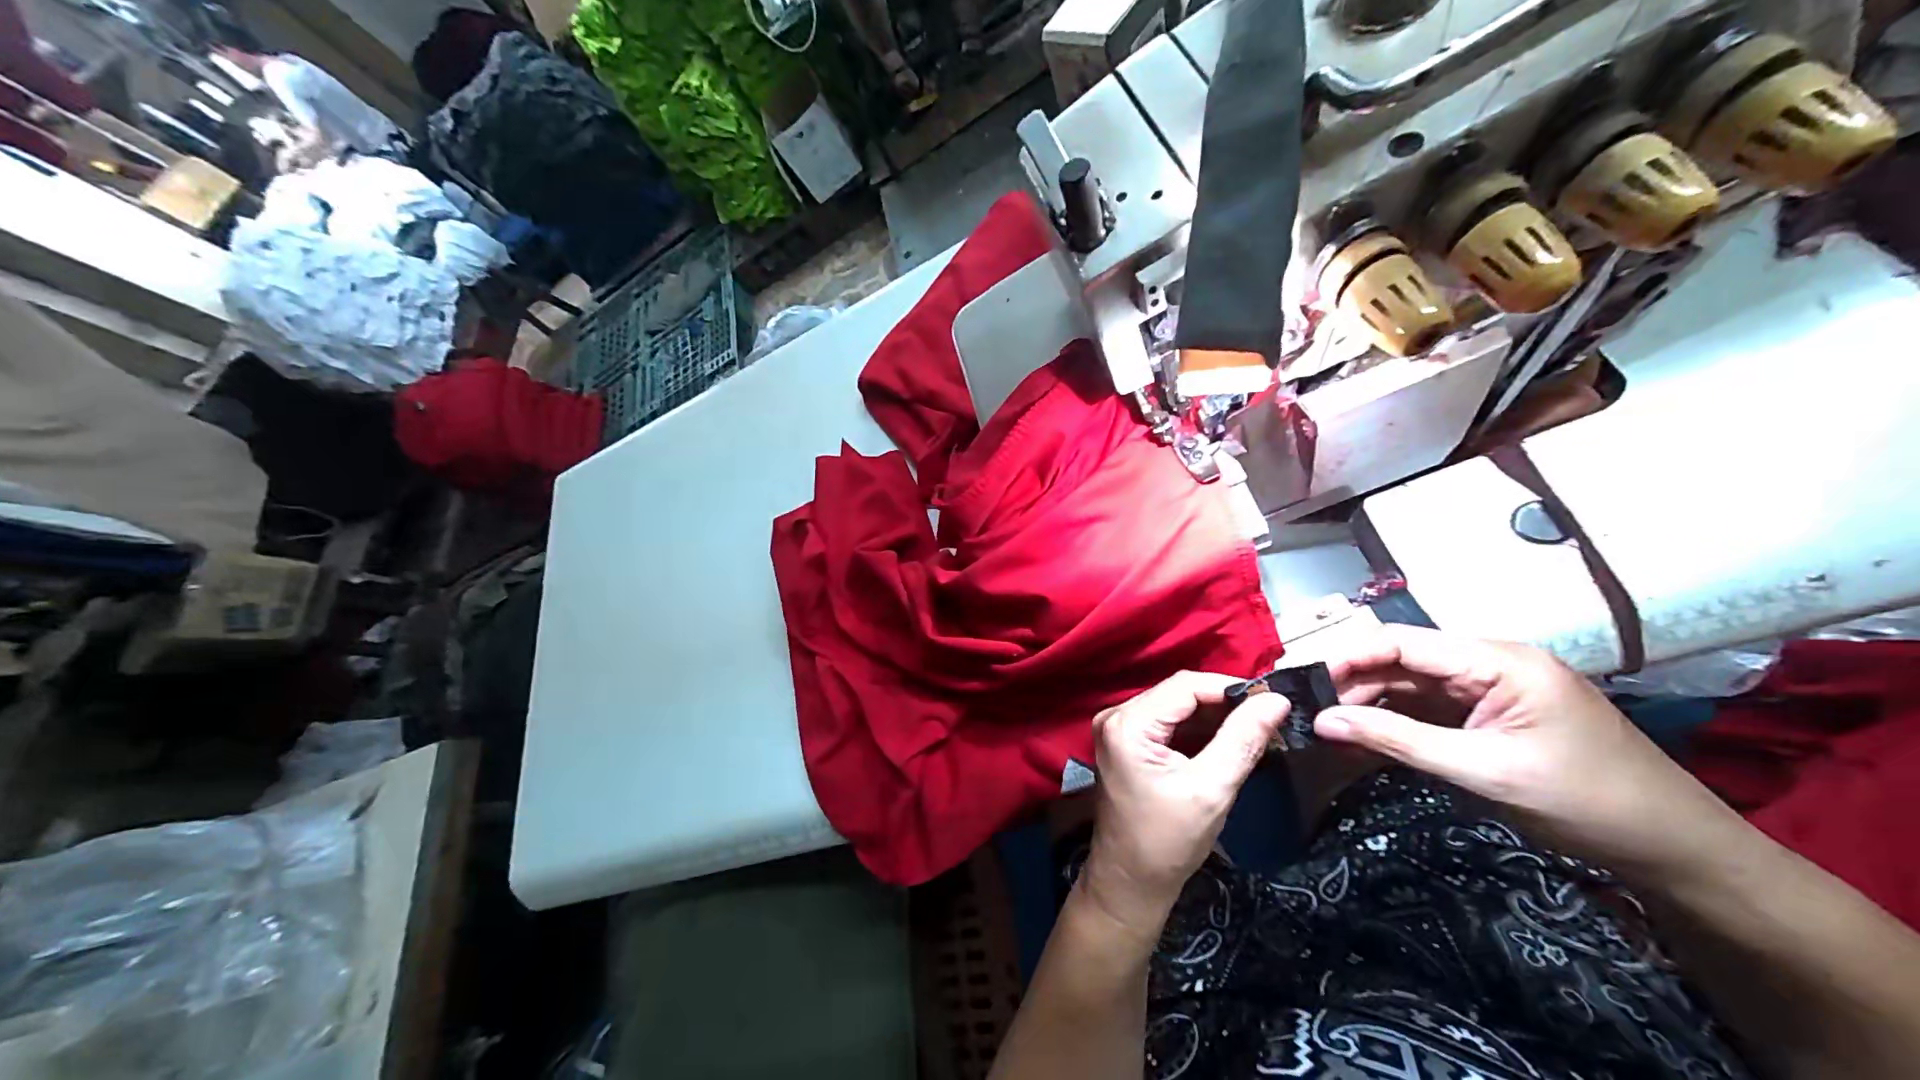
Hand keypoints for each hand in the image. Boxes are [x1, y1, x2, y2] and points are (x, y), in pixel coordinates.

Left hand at [1081, 672, 1289, 932]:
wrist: (1130, 881)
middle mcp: (1116, 716)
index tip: (1273, 701)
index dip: (1231, 688)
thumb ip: (1242, 740)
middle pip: (1180, 693)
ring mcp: (1119, 728)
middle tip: (1270, 716)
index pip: (1186, 686)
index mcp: (1127, 723)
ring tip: (1257, 728)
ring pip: (1177, 706)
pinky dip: (1200, 729)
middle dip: (1226, 702)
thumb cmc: (1167, 841)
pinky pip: (1169, 722)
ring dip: (1216, 716)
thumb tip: (1276, 700)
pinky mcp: (1127, 742)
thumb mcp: (1211, 789)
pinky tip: (1230, 739)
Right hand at [1316, 626, 1746, 876]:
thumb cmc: (1584, 802)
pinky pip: (1433, 708)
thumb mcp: (1482, 771)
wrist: (1676, 849)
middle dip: (1356, 686)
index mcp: (1498, 659)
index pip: (1403, 641)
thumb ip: (1397, 741)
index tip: (1306, 686)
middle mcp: (1492, 662)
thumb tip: (1322, 722)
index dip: (1349, 658)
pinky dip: (1399, 723)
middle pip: (1404, 660)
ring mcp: (1494, 688)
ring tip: (1333, 731)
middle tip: (1314, 717)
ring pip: (1414, 685)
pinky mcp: (1494, 713)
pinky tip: (1368, 739)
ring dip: (1374, 706)